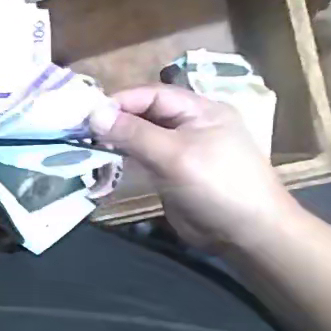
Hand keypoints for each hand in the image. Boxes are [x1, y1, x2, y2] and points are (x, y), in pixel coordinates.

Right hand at [91, 84, 298, 251]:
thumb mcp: (175, 155)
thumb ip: (134, 133)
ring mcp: (182, 152)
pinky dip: (125, 160)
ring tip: (87, 147)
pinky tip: (104, 164)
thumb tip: (93, 113)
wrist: (248, 235)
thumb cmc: (217, 185)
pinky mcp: (174, 176)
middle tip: (82, 131)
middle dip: (116, 121)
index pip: (152, 95)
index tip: (88, 114)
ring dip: (118, 142)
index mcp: (200, 110)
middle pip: (146, 114)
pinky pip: (145, 161)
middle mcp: (190, 125)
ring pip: (143, 138)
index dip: (121, 101)